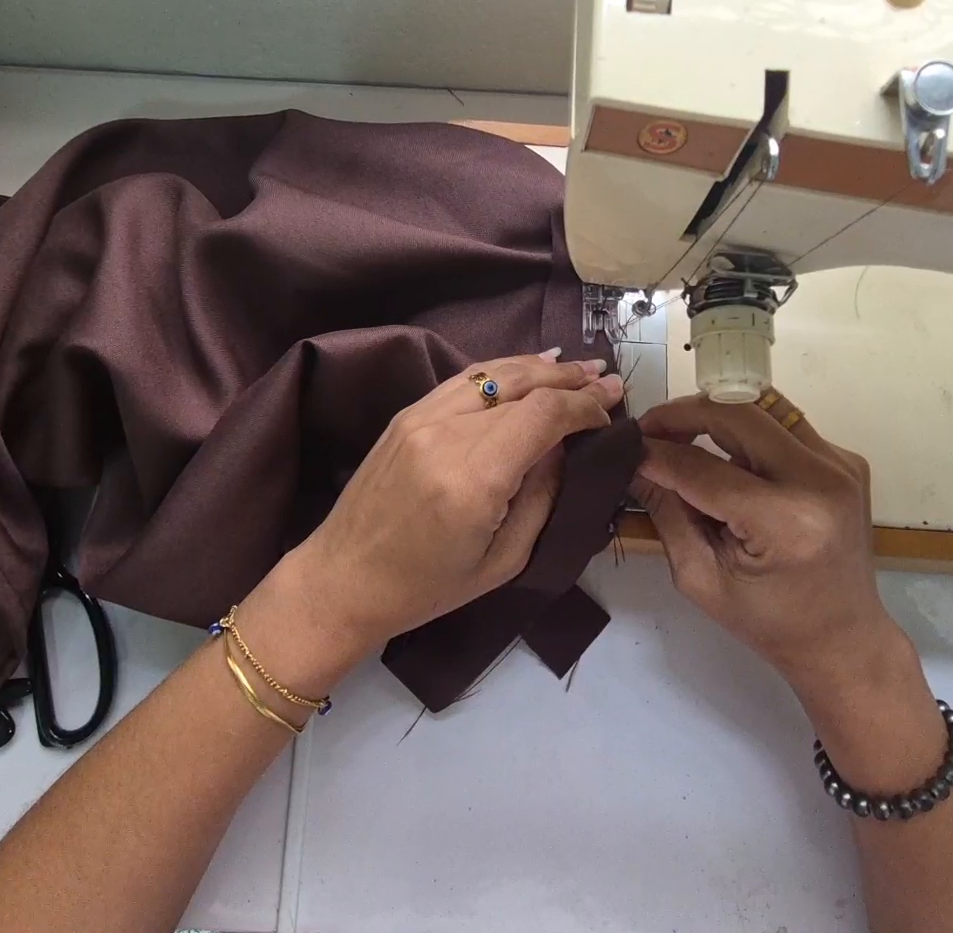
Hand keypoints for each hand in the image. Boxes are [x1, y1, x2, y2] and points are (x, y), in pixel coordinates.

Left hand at [271, 351, 623, 661]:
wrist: (343, 578)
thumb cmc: (427, 586)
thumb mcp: (505, 558)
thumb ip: (543, 494)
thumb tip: (564, 447)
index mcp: (475, 477)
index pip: (545, 414)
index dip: (585, 407)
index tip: (609, 414)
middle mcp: (447, 434)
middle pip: (524, 385)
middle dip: (572, 381)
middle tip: (608, 381)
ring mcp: (421, 417)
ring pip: (494, 372)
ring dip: (541, 367)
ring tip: (578, 368)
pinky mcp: (406, 414)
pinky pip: (464, 380)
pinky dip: (502, 370)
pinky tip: (528, 368)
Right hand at [631, 393, 902, 705]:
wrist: (842, 637)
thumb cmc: (766, 621)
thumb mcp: (699, 577)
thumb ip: (666, 513)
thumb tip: (634, 462)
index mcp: (784, 522)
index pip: (703, 467)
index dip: (658, 453)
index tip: (626, 446)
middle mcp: (820, 480)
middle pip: (737, 414)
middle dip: (683, 414)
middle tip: (648, 429)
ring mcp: (840, 464)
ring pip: (762, 406)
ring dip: (715, 412)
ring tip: (679, 433)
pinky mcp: (845, 459)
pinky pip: (783, 423)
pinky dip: (745, 429)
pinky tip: (724, 454)